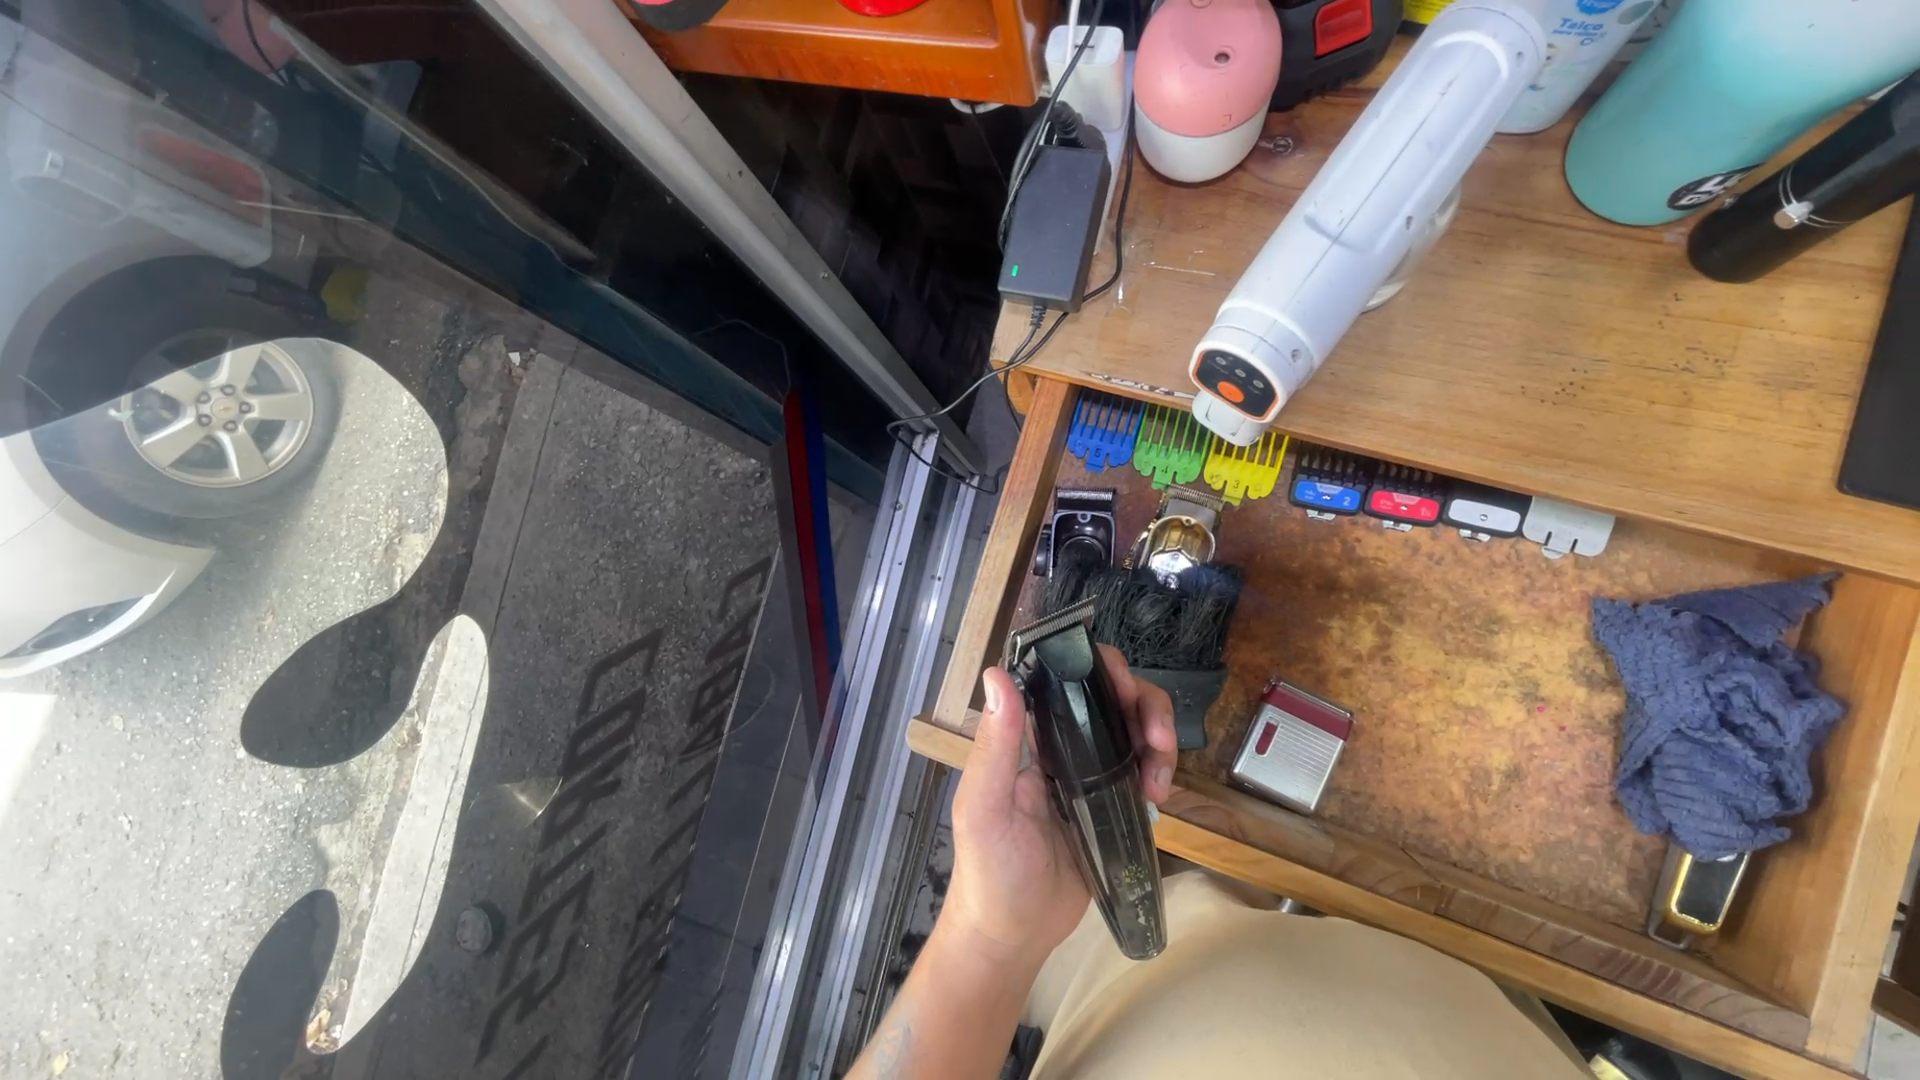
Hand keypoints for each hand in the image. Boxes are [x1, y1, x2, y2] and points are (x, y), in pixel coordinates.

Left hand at [943, 646, 1176, 970]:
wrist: (1016, 935)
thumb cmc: (989, 870)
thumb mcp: (985, 807)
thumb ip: (995, 745)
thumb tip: (996, 674)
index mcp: (1024, 735)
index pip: (1061, 677)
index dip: (1095, 666)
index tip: (1121, 685)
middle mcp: (1058, 742)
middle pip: (1109, 694)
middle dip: (1142, 702)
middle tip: (1157, 736)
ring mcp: (1089, 771)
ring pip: (1132, 726)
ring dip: (1157, 736)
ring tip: (1160, 777)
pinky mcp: (1112, 801)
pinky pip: (1142, 767)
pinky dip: (1159, 768)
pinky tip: (1158, 794)